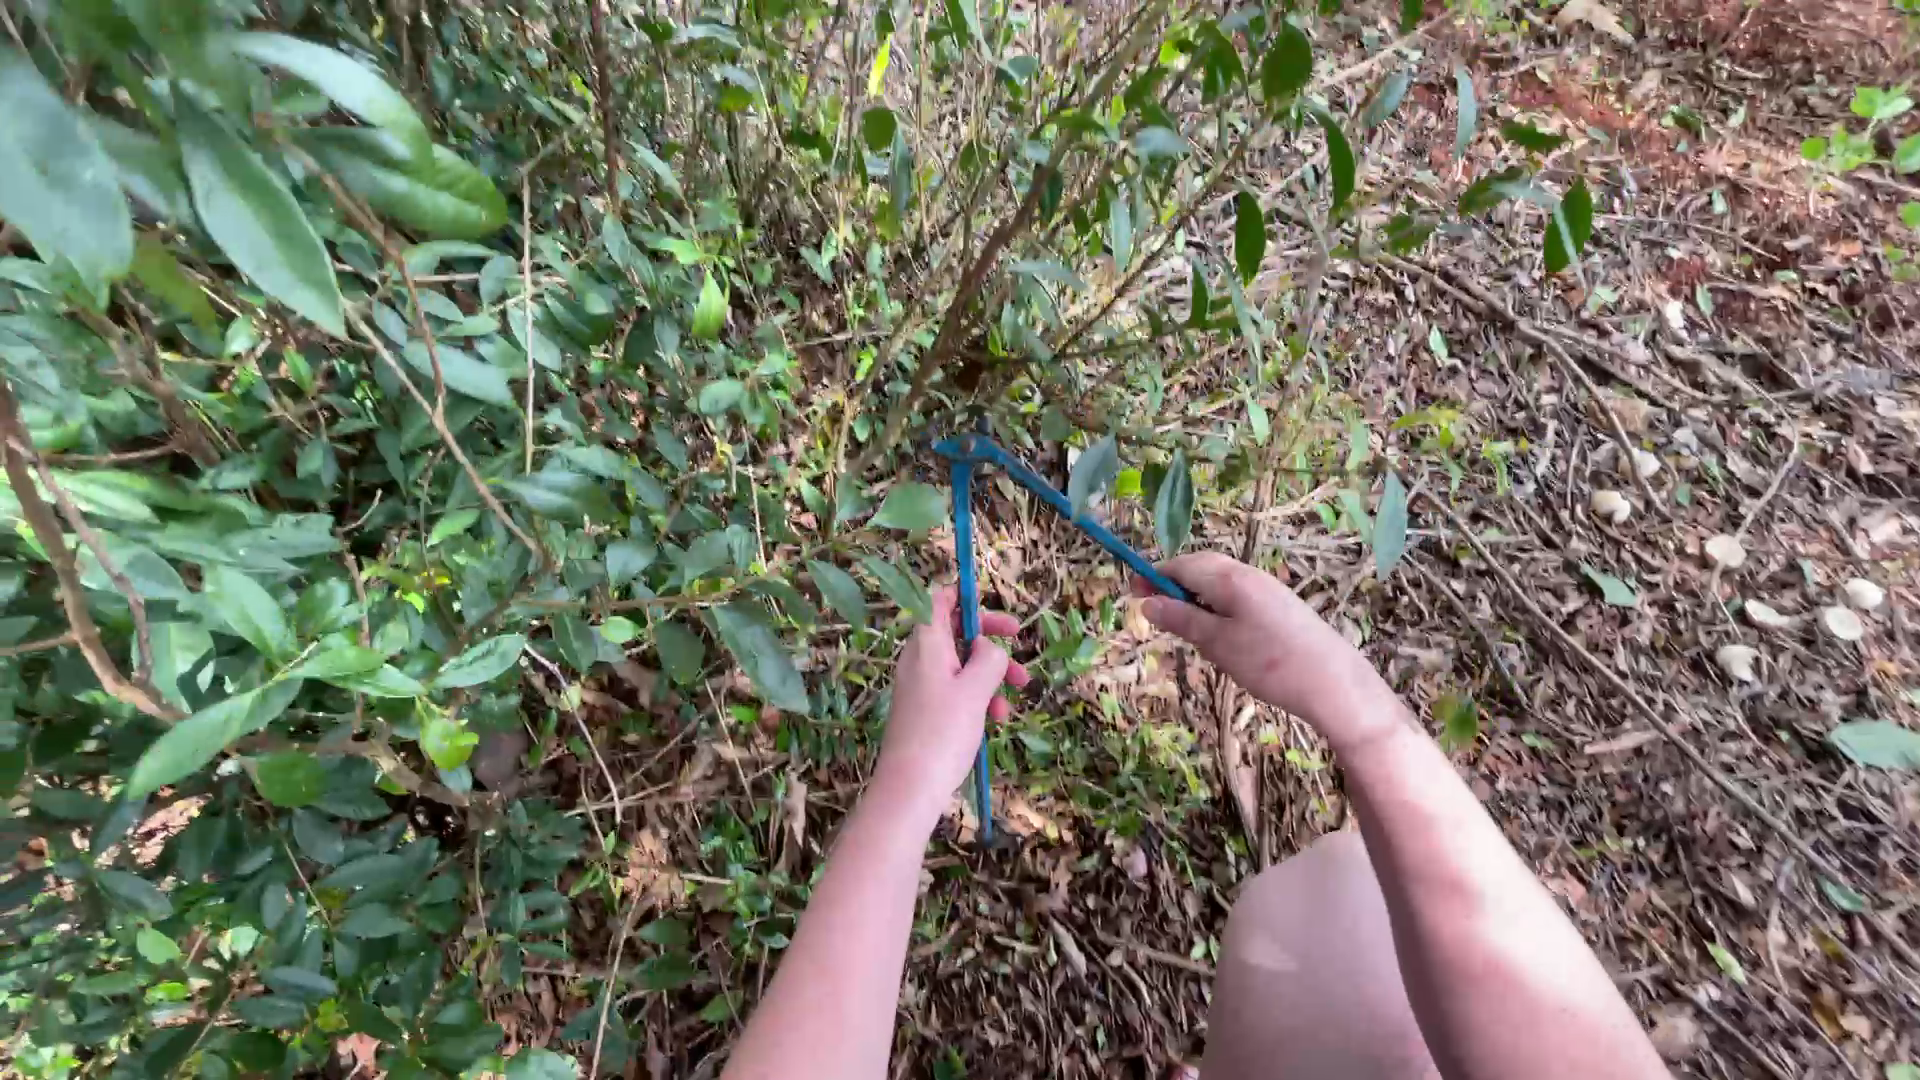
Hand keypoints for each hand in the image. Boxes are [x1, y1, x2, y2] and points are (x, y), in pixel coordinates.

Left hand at [873, 585, 1030, 816]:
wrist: (910, 788)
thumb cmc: (942, 731)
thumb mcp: (975, 690)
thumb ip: (988, 658)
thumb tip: (988, 646)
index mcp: (927, 643)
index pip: (938, 600)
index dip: (965, 596)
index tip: (992, 606)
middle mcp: (920, 659)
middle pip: (955, 631)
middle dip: (989, 637)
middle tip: (1018, 639)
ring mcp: (921, 685)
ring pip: (961, 664)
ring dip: (991, 671)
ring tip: (1019, 689)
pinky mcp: (925, 710)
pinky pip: (955, 690)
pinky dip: (978, 695)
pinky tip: (996, 718)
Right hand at [1130, 552, 1397, 755]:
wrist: (1336, 684)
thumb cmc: (1270, 663)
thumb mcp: (1216, 643)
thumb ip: (1181, 619)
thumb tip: (1147, 602)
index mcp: (1229, 578)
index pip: (1181, 565)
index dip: (1153, 576)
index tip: (1132, 594)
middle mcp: (1248, 574)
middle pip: (1200, 567)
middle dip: (1173, 584)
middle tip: (1155, 612)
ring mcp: (1267, 588)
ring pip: (1218, 582)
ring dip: (1195, 597)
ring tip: (1189, 631)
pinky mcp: (1279, 605)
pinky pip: (1236, 595)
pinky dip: (1217, 607)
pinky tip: (1220, 637)